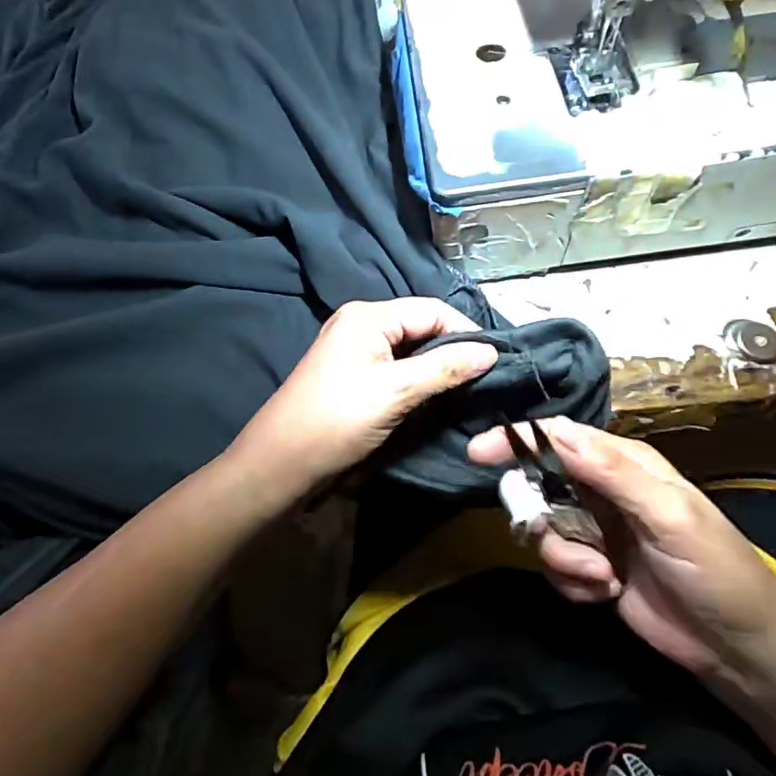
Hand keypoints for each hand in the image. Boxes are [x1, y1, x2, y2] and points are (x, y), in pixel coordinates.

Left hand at [233, 298, 499, 484]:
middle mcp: (362, 323)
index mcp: (368, 315)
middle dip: (454, 350)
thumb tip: (491, 351)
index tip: (495, 361)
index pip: (432, 310)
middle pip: (422, 326)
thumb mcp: (395, 393)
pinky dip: (419, 378)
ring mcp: (356, 349)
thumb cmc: (336, 422)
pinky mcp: (355, 373)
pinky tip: (437, 397)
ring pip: (412, 348)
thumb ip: (445, 368)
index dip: (466, 331)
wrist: (279, 465)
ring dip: (438, 367)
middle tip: (485, 378)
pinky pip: (398, 365)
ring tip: (467, 389)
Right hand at [467, 418, 775, 684]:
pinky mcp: (592, 568)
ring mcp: (596, 529)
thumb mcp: (669, 515)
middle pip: (541, 485)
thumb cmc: (714, 569)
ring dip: (564, 558)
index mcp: (624, 462)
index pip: (560, 438)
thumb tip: (557, 431)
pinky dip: (571, 581)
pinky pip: (554, 565)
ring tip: (603, 578)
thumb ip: (612, 473)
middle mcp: (604, 489)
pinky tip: (604, 593)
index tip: (477, 453)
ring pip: (544, 530)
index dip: (518, 441)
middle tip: (555, 537)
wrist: (736, 647)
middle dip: (542, 516)